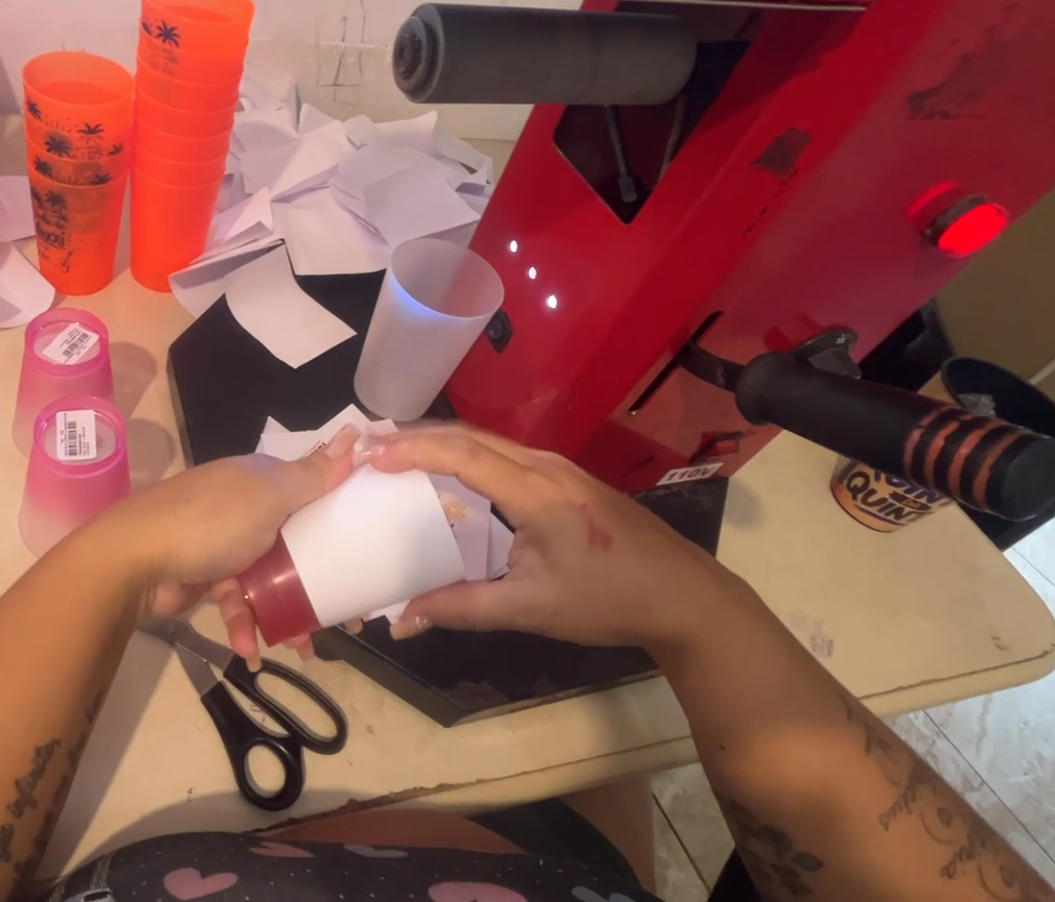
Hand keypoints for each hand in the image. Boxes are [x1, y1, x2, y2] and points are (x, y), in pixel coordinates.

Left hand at [76, 428, 358, 660]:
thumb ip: (311, 475)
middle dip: (321, 581)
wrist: (135, 558)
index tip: (369, 554)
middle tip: (347, 619)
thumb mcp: (269, 494)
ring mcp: (228, 542)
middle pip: (298, 542)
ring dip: (287, 614)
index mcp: (265, 480)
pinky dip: (246, 625)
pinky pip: (239, 600)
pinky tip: (250, 651)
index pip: (315, 493)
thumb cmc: (211, 521)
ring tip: (304, 649)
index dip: (343, 521)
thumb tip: (352, 435)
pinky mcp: (209, 575)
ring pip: (272, 579)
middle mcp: (248, 506)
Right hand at [361, 424, 739, 652]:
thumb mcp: (532, 609)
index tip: (369, 456)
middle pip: (470, 436)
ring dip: (439, 442)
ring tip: (395, 452)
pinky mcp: (565, 477)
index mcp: (537, 492)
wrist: (686, 597)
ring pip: (486, 440)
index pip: (464, 455)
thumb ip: (463, 608)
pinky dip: (463, 454)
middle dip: (416, 436)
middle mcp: (545, 466)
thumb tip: (404, 618)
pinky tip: (446, 471)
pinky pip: (502, 453)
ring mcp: (558, 467)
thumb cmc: (609, 601)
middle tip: (368, 445)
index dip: (413, 451)